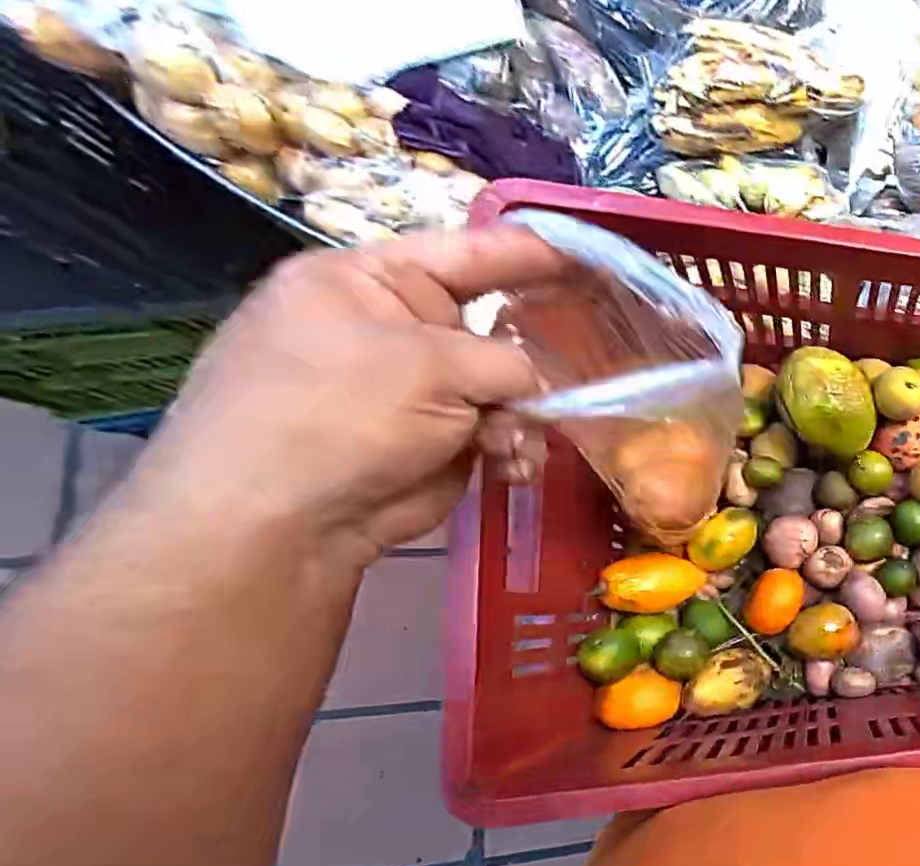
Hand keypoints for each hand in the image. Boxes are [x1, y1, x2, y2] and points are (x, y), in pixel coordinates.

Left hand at [125, 228, 574, 567]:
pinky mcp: (446, 437)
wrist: (291, 518)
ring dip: (522, 417)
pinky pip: (505, 431)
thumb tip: (546, 384)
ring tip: (508, 444)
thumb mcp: (429, 366)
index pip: (467, 254)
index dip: (528, 253)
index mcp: (372, 284)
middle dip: (535, 357)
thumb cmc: (340, 415)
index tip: (588, 256)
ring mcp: (425, 388)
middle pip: (499, 329)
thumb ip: (509, 362)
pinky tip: (509, 468)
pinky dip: (515, 450)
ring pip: (512, 389)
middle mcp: (402, 331)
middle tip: (586, 364)